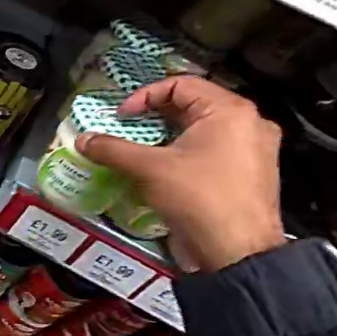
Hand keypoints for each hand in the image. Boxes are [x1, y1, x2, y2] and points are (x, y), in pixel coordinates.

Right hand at [76, 76, 285, 272]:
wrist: (236, 251)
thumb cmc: (197, 198)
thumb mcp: (148, 169)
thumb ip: (113, 149)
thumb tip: (83, 139)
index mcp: (230, 111)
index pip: (181, 84)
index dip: (144, 96)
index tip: (121, 117)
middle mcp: (249, 123)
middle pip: (193, 106)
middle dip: (154, 117)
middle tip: (127, 132)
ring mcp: (254, 149)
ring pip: (202, 131)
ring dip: (168, 137)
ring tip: (142, 153)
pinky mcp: (251, 173)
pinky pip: (213, 151)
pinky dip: (185, 154)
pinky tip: (166, 173)